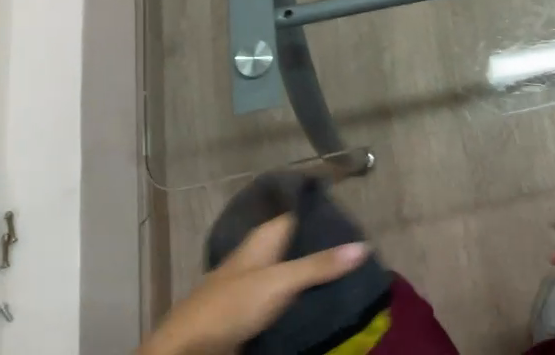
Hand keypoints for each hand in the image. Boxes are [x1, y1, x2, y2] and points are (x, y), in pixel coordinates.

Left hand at [139, 215, 367, 354]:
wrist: (188, 351)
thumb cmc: (231, 306)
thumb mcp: (279, 282)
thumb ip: (319, 265)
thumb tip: (364, 245)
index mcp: (265, 237)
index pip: (301, 214)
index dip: (328, 215)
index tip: (360, 219)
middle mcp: (262, 255)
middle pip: (301, 246)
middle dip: (329, 251)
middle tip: (367, 255)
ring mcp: (258, 285)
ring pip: (296, 275)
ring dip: (319, 279)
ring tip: (358, 280)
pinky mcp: (256, 313)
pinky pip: (289, 301)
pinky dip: (307, 302)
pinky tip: (330, 306)